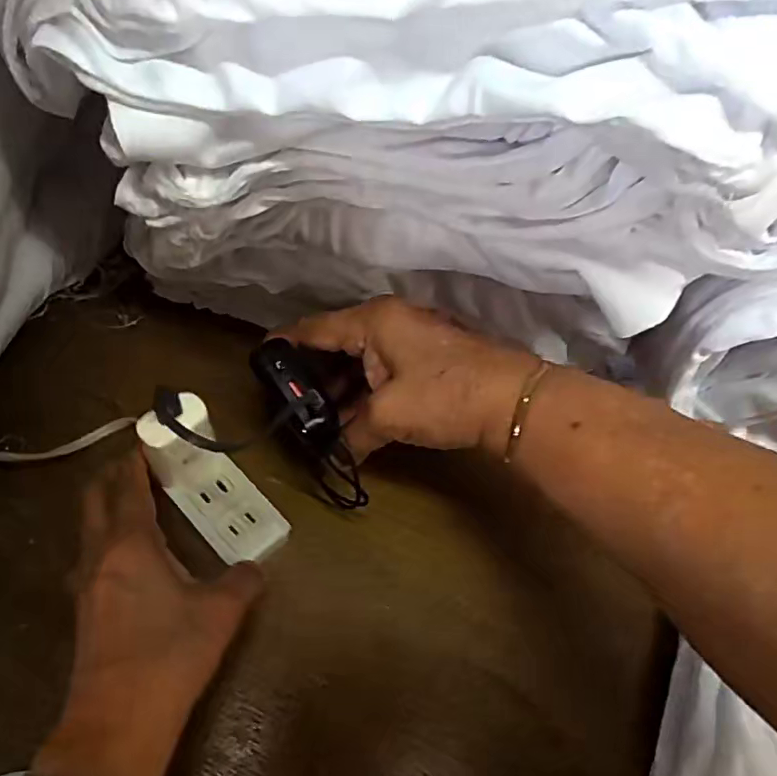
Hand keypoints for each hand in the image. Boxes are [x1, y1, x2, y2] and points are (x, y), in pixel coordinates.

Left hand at [34, 452, 264, 775]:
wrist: (118, 720)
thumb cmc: (171, 655)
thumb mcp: (220, 614)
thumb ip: (241, 582)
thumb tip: (253, 569)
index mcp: (130, 545)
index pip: (126, 487)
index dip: (134, 460)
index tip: (145, 439)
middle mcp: (99, 556)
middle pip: (94, 501)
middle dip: (113, 477)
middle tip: (142, 467)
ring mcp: (84, 585)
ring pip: (89, 531)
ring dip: (107, 510)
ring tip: (139, 508)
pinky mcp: (82, 611)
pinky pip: (91, 557)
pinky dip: (107, 541)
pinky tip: (132, 560)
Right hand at [278, 297, 543, 457]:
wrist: (515, 402)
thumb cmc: (445, 397)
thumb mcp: (388, 416)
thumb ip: (353, 434)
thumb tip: (338, 454)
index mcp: (374, 321)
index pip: (315, 328)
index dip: (286, 344)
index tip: (261, 358)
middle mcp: (391, 321)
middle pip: (339, 344)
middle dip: (314, 375)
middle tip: (290, 401)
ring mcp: (414, 339)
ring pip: (364, 360)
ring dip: (343, 388)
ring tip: (319, 417)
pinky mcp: (431, 360)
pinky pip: (385, 371)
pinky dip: (368, 391)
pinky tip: (356, 417)